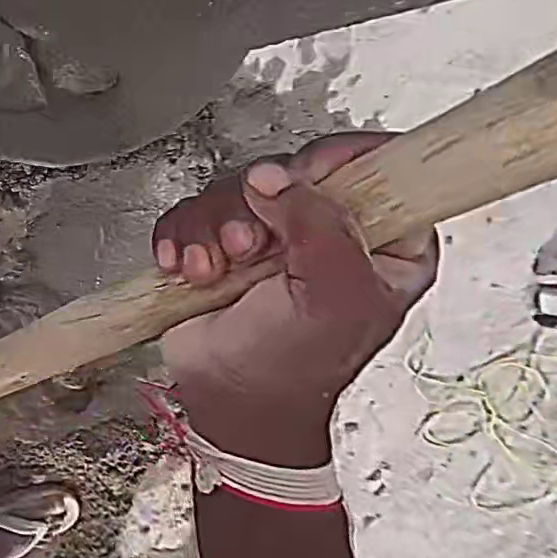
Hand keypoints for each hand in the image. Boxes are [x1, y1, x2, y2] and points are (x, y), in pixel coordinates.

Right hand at [154, 134, 438, 466]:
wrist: (230, 397)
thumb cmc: (297, 361)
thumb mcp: (332, 298)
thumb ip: (318, 228)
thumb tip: (274, 175)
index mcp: (378, 237)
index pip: (372, 165)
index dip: (330, 160)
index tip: (296, 180)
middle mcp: (320, 226)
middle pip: (280, 171)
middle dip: (248, 211)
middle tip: (245, 251)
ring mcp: (264, 231)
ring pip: (227, 189)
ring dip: (207, 230)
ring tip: (209, 272)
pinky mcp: (215, 238)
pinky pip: (188, 211)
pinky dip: (178, 236)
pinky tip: (183, 269)